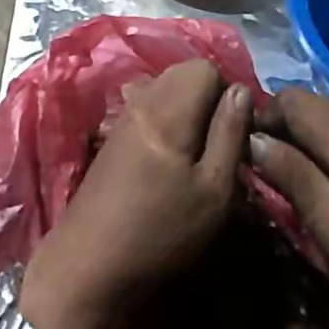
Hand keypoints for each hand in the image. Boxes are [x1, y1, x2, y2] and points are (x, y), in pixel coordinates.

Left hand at [18, 59, 250, 328]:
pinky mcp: (114, 131)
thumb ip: (229, 133)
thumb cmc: (160, 231)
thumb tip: (241, 90)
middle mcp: (143, 98)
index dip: (227, 93)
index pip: (206, 66)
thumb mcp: (213, 191)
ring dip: (187, 107)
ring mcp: (124, 113)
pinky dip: (166, 117)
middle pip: (184, 71)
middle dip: (208, 97)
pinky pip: (149, 103)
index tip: (233, 132)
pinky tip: (166, 157)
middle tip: (216, 143)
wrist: (88, 262)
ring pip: (166, 86)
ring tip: (193, 153)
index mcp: (168, 107)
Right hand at [250, 90, 328, 328]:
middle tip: (264, 173)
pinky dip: (312, 145)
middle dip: (276, 131)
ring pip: (313, 113)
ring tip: (286, 178)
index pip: (288, 100)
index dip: (261, 121)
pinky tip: (313, 178)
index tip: (246, 155)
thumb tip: (251, 139)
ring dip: (293, 139)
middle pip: (300, 104)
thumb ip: (293, 177)